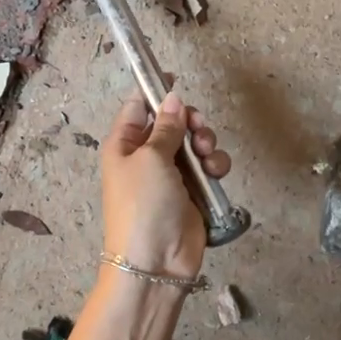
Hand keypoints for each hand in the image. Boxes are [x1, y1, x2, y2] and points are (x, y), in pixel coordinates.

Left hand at [100, 92, 230, 278]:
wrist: (155, 264)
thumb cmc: (143, 205)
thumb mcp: (151, 159)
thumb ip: (165, 126)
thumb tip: (172, 98)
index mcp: (124, 144)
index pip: (137, 105)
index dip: (155, 89)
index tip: (173, 75)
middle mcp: (145, 156)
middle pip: (172, 122)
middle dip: (189, 121)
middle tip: (198, 128)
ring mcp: (170, 175)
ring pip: (193, 143)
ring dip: (205, 143)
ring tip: (207, 154)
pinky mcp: (192, 193)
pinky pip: (207, 167)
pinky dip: (215, 166)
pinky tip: (216, 173)